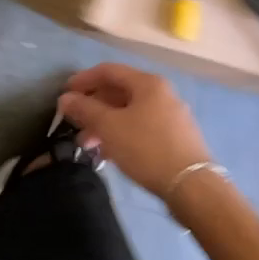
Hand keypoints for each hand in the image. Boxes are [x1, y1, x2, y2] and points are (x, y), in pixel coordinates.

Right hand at [58, 64, 212, 198]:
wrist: (194, 189)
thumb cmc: (147, 149)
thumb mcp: (109, 127)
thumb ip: (84, 109)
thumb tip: (65, 98)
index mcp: (148, 83)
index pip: (108, 71)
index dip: (83, 79)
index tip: (64, 94)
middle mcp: (162, 94)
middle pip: (119, 92)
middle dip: (92, 107)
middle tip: (74, 123)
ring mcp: (172, 117)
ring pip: (129, 113)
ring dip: (104, 124)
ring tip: (87, 144)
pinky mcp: (177, 139)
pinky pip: (141, 128)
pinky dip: (122, 134)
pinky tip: (110, 153)